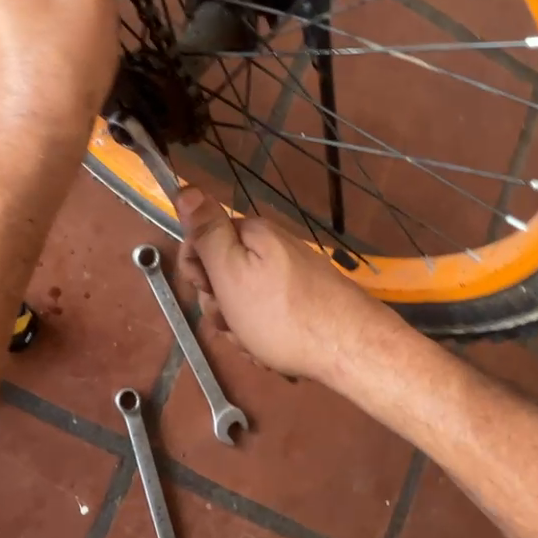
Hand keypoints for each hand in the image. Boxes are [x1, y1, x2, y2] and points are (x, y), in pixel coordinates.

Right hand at [174, 185, 406, 383]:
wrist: (352, 351)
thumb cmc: (282, 315)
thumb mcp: (230, 271)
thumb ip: (206, 231)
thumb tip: (185, 186)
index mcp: (252, 234)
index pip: (202, 240)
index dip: (196, 269)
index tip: (208, 291)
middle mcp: (272, 250)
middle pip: (222, 276)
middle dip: (221, 306)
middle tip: (234, 323)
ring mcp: (290, 278)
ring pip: (242, 303)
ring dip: (240, 328)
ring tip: (257, 343)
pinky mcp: (304, 303)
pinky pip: (267, 318)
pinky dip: (263, 336)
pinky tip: (272, 351)